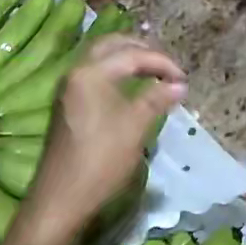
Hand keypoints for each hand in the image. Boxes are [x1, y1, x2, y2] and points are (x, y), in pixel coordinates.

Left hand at [22, 35, 186, 243]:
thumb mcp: (135, 127)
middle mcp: (76, 72)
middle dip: (142, 51)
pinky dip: (116, 72)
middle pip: (111, 46)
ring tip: (154, 73)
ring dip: (128, 60)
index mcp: (90, 73)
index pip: (132, 55)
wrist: (61, 199)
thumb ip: (157, 98)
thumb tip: (179, 84)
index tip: (184, 79)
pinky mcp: (67, 104)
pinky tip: (132, 88)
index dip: (162, 63)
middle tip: (167, 67)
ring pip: (101, 58)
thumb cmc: (101, 160)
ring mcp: (68, 88)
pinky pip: (94, 73)